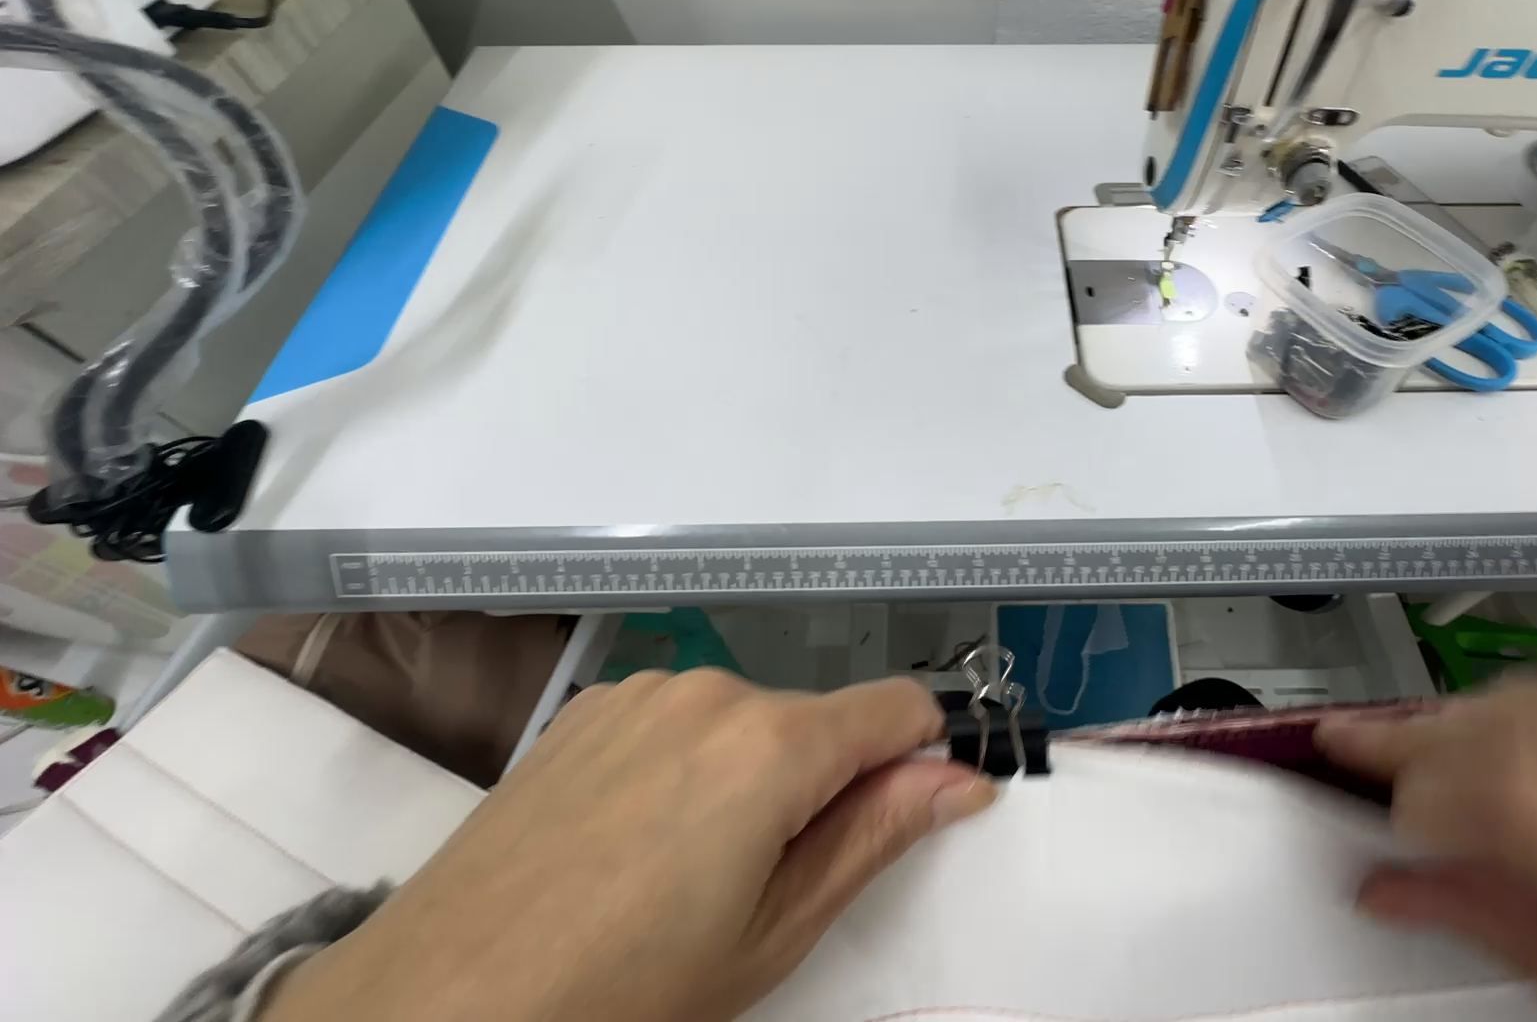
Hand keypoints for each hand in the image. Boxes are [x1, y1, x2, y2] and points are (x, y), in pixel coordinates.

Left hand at [264, 669, 994, 1021]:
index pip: (901, 706)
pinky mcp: (593, 703)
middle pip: (820, 717)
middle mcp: (716, 689)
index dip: (918, 757)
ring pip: (751, 717)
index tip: (891, 817)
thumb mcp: (775, 932)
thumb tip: (962, 778)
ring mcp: (646, 689)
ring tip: (684, 860)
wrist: (433, 1006)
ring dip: (754, 770)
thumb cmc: (629, 993)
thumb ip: (877, 835)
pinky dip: (690, 758)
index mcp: (774, 743)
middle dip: (823, 779)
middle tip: (762, 876)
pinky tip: (631, 830)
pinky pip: (682, 716)